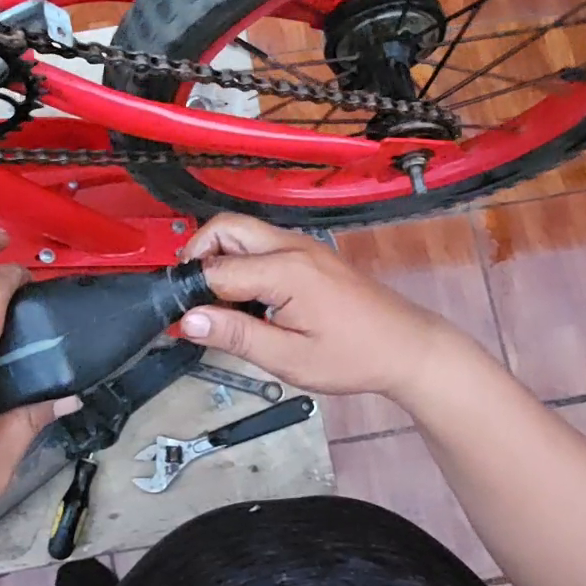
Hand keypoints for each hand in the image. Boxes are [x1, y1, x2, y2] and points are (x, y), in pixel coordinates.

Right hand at [177, 213, 474, 398]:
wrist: (407, 347)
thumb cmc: (354, 356)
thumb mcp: (289, 358)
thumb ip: (236, 335)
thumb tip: (188, 321)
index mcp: (286, 271)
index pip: (215, 269)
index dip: (190, 293)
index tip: (178, 319)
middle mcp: (292, 247)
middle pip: (224, 228)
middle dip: (197, 255)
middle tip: (191, 297)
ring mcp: (303, 247)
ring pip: (243, 232)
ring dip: (219, 258)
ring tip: (218, 304)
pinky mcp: (309, 255)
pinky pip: (262, 245)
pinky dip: (242, 262)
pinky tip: (247, 301)